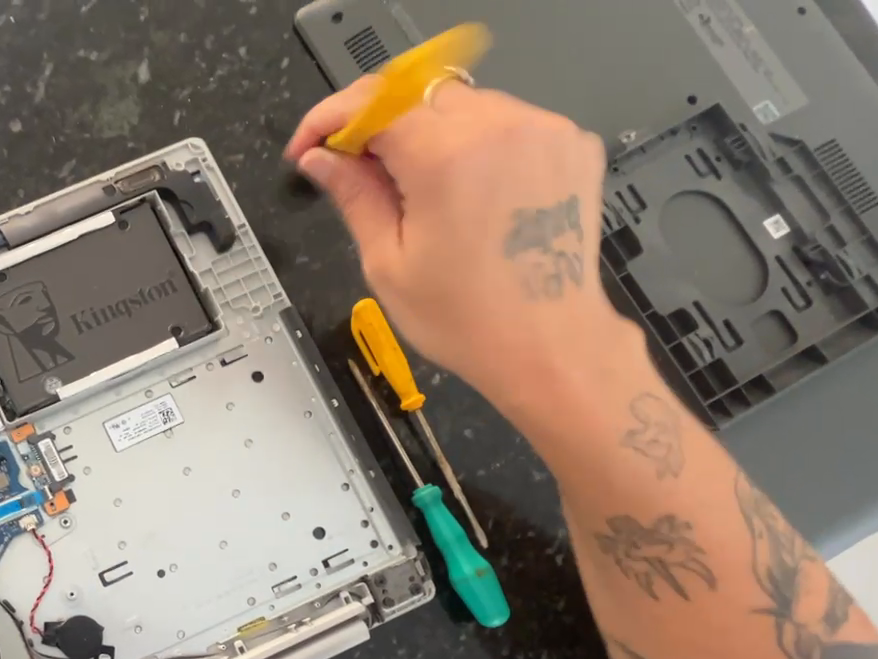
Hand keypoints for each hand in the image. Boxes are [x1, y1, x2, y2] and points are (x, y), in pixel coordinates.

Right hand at [286, 76, 633, 410]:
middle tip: (352, 172)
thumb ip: (353, 196)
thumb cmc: (467, 319)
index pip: (374, 101)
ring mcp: (542, 131)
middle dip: (375, 126)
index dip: (331, 119)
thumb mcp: (386, 263)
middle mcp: (501, 129)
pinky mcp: (568, 143)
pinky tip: (460, 192)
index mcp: (448, 159)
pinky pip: (505, 122)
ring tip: (411, 191)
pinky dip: (471, 144)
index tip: (310, 145)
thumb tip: (321, 160)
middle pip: (416, 95)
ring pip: (460, 104)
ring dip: (423, 134)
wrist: (546, 344)